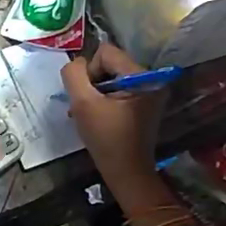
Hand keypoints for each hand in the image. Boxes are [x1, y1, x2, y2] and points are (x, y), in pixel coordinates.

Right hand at [60, 42, 163, 181]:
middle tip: (86, 108)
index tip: (87, 98)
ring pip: (112, 78)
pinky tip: (99, 118)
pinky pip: (120, 90)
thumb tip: (76, 64)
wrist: (127, 173)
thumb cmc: (106, 139)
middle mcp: (152, 79)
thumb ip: (74, 75)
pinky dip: (106, 101)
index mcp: (143, 76)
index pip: (106, 53)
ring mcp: (150, 92)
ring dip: (96, 93)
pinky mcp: (145, 104)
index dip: (89, 72)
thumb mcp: (83, 104)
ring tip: (90, 115)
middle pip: (110, 64)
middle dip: (93, 84)